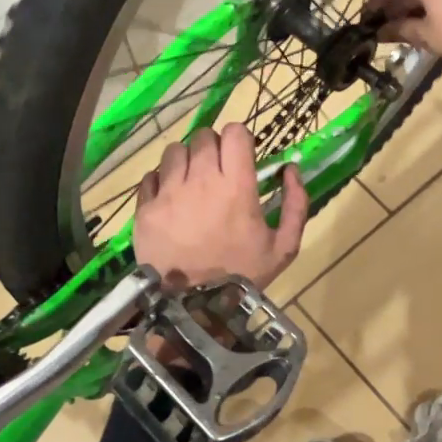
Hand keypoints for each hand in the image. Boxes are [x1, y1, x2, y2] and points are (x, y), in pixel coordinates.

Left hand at [134, 124, 308, 291]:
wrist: (194, 309)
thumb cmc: (242, 278)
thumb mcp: (284, 248)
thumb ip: (296, 204)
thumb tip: (292, 169)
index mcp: (236, 187)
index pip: (234, 132)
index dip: (238, 139)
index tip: (240, 155)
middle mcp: (200, 181)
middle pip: (202, 136)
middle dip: (212, 148)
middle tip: (215, 170)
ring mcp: (168, 194)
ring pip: (174, 151)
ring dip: (185, 161)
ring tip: (190, 183)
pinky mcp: (145, 209)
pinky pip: (150, 176)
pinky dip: (160, 182)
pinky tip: (170, 200)